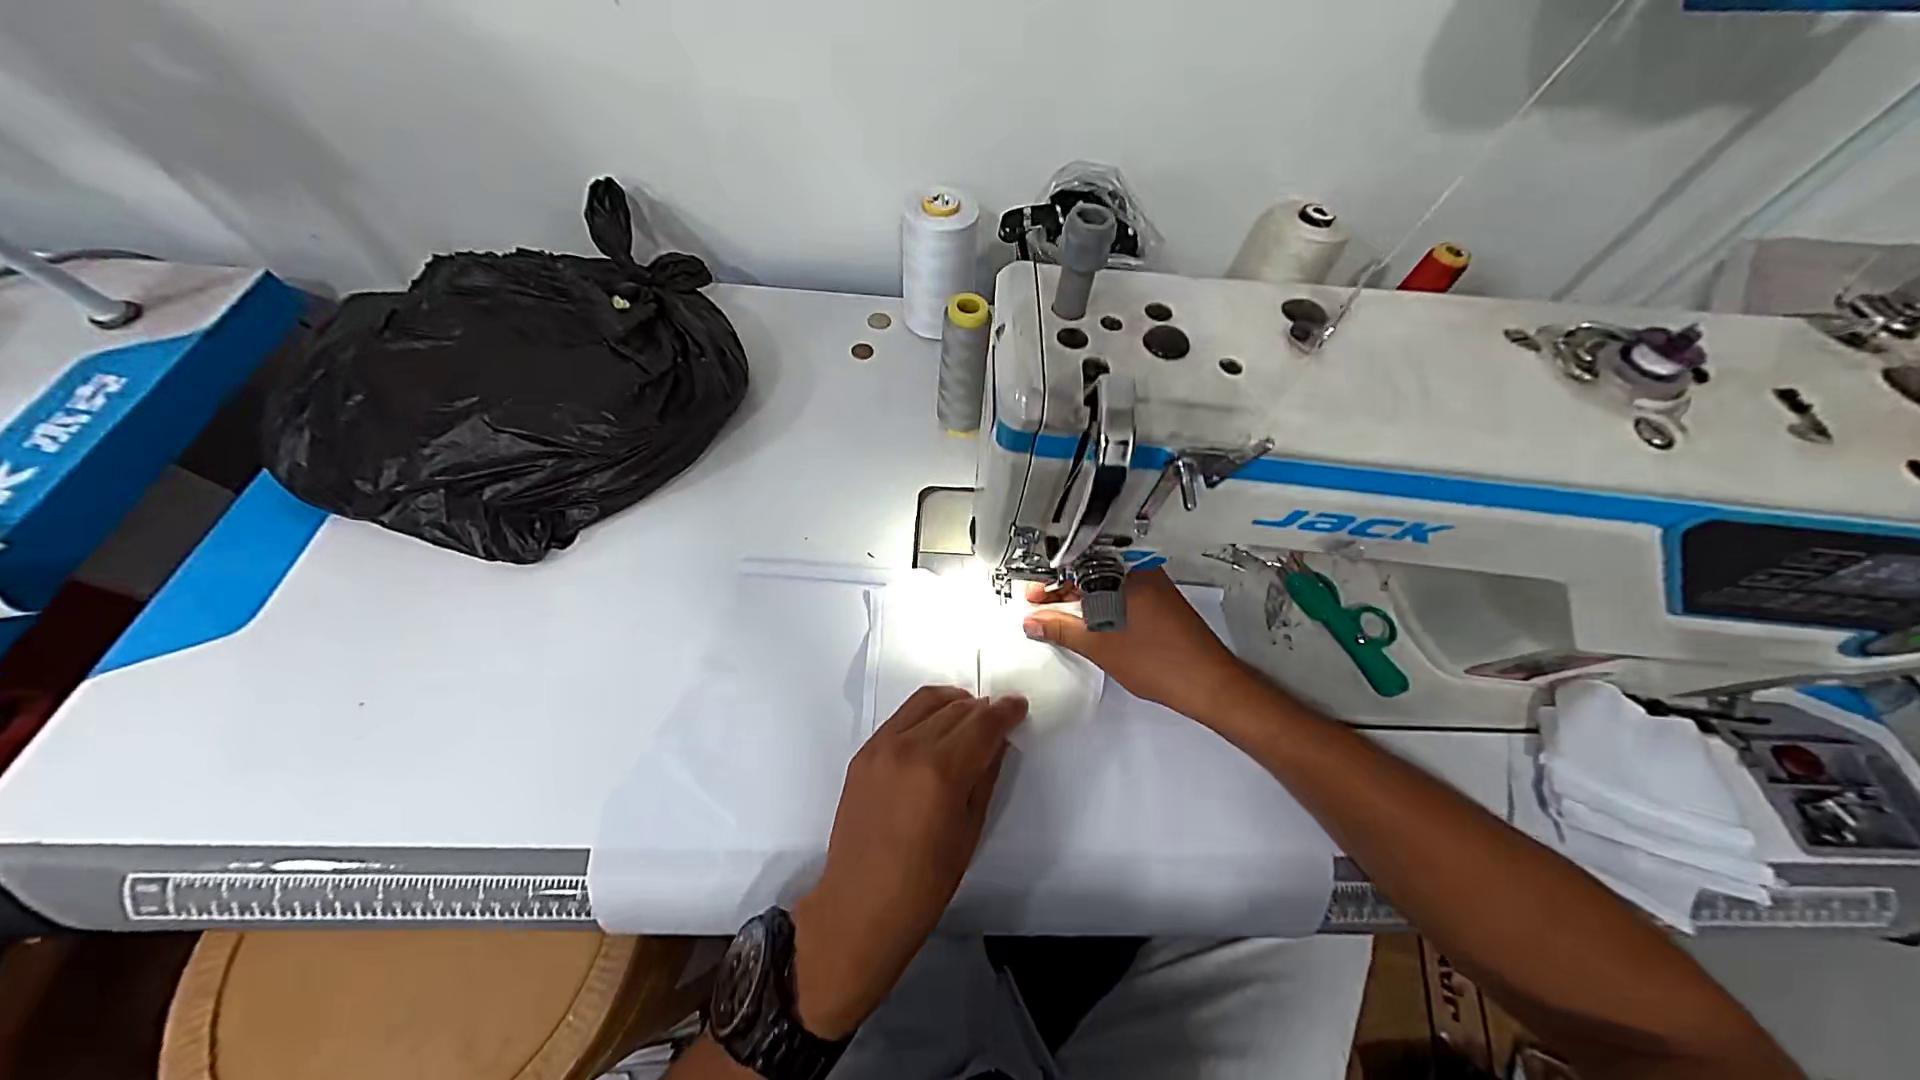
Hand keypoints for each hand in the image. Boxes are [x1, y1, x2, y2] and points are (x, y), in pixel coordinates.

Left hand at [791, 686, 1026, 1038]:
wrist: (860, 907)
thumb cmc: (923, 885)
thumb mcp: (969, 831)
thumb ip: (984, 778)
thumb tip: (995, 745)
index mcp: (941, 771)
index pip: (982, 724)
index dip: (1005, 712)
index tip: (1017, 706)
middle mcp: (909, 748)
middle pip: (956, 709)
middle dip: (983, 709)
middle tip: (999, 715)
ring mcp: (881, 748)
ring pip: (925, 702)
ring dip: (953, 702)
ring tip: (969, 714)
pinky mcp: (863, 755)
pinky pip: (900, 717)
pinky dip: (924, 713)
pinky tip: (935, 727)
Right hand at [1022, 568, 1249, 716]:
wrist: (1209, 684)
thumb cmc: (1165, 662)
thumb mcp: (1100, 645)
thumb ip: (1061, 629)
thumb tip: (1035, 622)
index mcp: (1129, 571)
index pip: (1078, 564)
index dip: (1049, 580)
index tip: (1033, 594)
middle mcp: (1143, 571)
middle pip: (1091, 571)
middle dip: (1062, 590)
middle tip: (1039, 606)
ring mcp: (1153, 586)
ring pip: (1105, 584)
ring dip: (1080, 599)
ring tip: (1058, 617)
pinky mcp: (1159, 602)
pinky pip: (1120, 594)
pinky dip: (1100, 605)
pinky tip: (1087, 622)